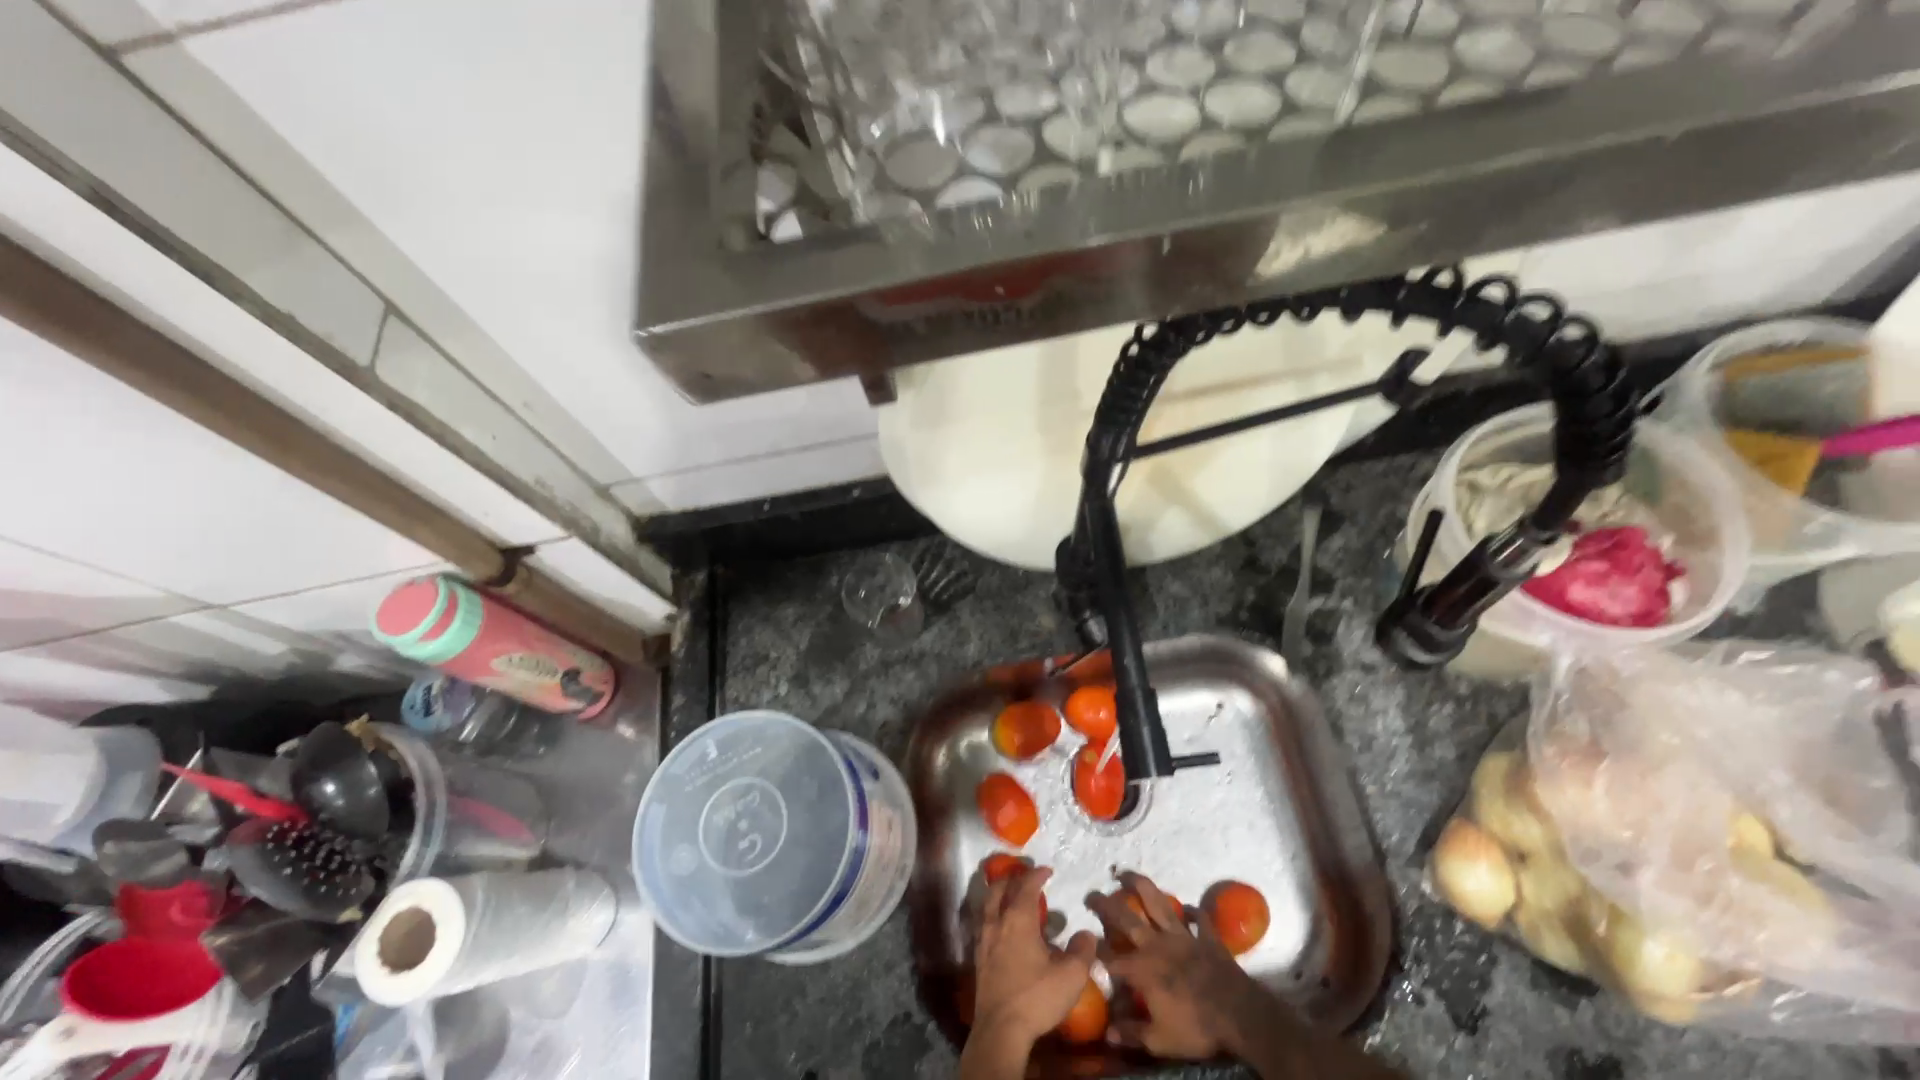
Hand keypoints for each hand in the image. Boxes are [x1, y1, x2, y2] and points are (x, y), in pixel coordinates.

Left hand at [968, 867, 1099, 1047]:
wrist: (1001, 1029)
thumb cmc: (1037, 997)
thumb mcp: (1071, 975)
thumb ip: (1082, 951)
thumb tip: (1086, 934)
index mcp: (1018, 920)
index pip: (1026, 887)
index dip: (1036, 875)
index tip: (1046, 870)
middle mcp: (997, 924)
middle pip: (998, 890)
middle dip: (1011, 878)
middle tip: (1024, 876)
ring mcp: (983, 942)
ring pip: (986, 907)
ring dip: (997, 895)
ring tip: (1010, 896)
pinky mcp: (978, 960)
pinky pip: (983, 925)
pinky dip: (992, 916)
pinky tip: (1000, 928)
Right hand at [1088, 873, 1271, 1059]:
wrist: (1239, 1015)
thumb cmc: (1196, 1028)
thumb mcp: (1160, 1040)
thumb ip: (1132, 1034)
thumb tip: (1108, 1033)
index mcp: (1142, 969)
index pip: (1110, 958)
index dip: (1094, 952)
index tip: (1083, 946)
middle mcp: (1157, 945)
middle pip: (1126, 918)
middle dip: (1106, 905)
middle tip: (1091, 894)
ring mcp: (1183, 937)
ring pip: (1158, 904)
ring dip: (1141, 886)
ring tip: (1126, 874)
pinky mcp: (1207, 937)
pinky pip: (1199, 919)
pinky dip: (1193, 912)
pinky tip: (1187, 908)